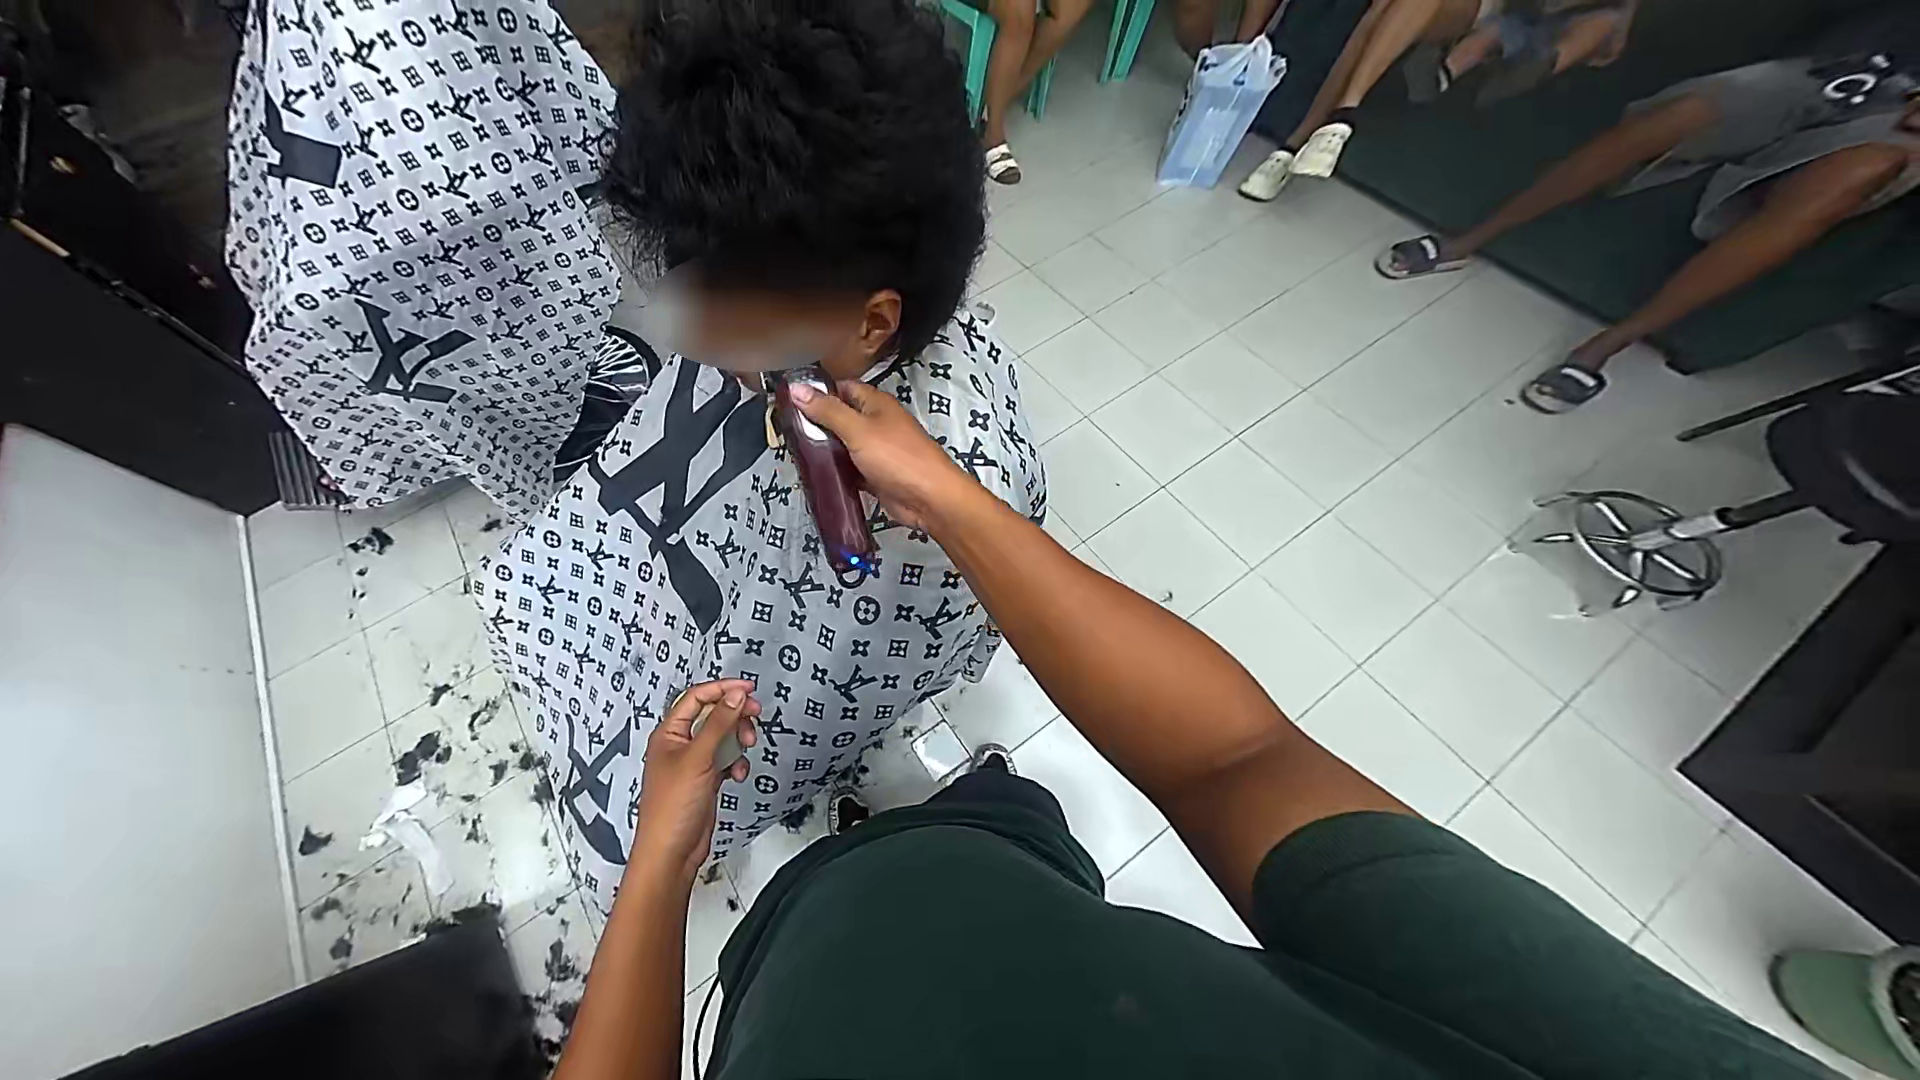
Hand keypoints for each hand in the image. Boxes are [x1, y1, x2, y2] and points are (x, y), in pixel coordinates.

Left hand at [629, 680, 760, 884]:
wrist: (672, 853)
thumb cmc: (670, 811)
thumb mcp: (698, 758)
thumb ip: (719, 723)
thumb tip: (734, 696)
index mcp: (669, 733)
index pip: (697, 697)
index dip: (723, 688)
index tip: (747, 689)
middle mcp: (680, 744)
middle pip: (714, 714)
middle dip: (736, 714)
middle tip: (754, 714)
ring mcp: (694, 761)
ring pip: (724, 735)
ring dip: (739, 738)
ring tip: (746, 746)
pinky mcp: (706, 777)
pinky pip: (727, 757)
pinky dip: (737, 761)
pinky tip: (737, 772)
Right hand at [788, 379, 976, 530]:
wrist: (929, 498)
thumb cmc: (899, 458)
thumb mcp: (858, 429)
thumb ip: (827, 410)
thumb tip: (798, 389)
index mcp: (876, 404)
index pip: (842, 388)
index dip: (818, 391)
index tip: (789, 399)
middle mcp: (877, 424)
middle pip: (840, 418)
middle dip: (817, 424)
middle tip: (786, 430)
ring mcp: (877, 451)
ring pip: (844, 446)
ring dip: (825, 450)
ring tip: (795, 452)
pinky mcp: (875, 476)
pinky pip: (851, 470)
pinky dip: (837, 472)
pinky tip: (817, 475)